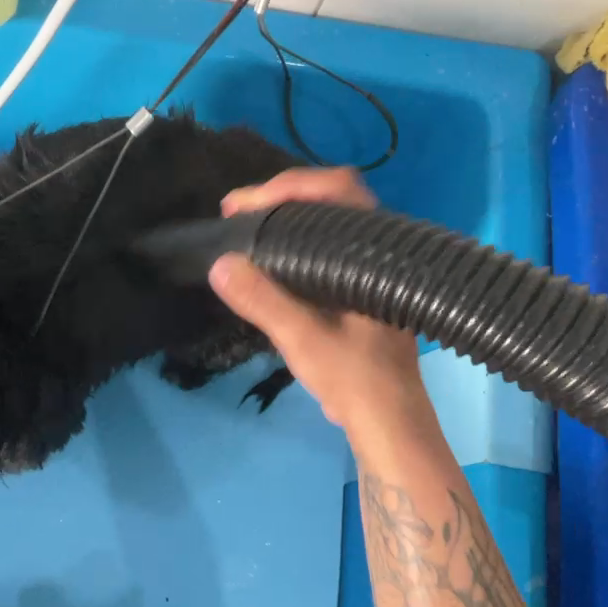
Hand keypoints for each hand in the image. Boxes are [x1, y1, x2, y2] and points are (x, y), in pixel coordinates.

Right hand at [212, 168, 424, 435]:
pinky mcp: (363, 289)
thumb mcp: (302, 340)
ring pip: (330, 224)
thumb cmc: (354, 378)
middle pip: (332, 199)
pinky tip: (271, 259)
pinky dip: (297, 242)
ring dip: (288, 220)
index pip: (337, 189)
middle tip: (235, 213)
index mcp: (375, 252)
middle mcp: (380, 250)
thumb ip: (263, 301)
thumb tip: (220, 265)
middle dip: (281, 198)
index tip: (242, 206)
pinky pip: (329, 247)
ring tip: (246, 229)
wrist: (387, 420)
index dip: (287, 186)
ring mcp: (373, 270)